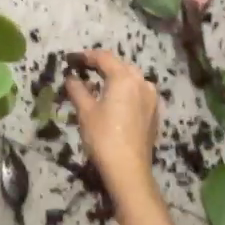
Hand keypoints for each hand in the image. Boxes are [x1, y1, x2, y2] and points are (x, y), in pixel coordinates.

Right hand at [65, 49, 159, 193]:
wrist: (129, 169)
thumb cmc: (103, 137)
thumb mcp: (85, 111)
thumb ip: (77, 89)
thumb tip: (71, 77)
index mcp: (124, 78)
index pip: (104, 57)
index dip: (86, 56)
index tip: (72, 59)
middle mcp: (142, 82)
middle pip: (120, 66)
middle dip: (102, 66)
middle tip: (83, 70)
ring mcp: (151, 98)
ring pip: (131, 79)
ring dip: (115, 77)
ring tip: (99, 85)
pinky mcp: (153, 112)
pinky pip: (138, 92)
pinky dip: (125, 91)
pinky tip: (114, 101)